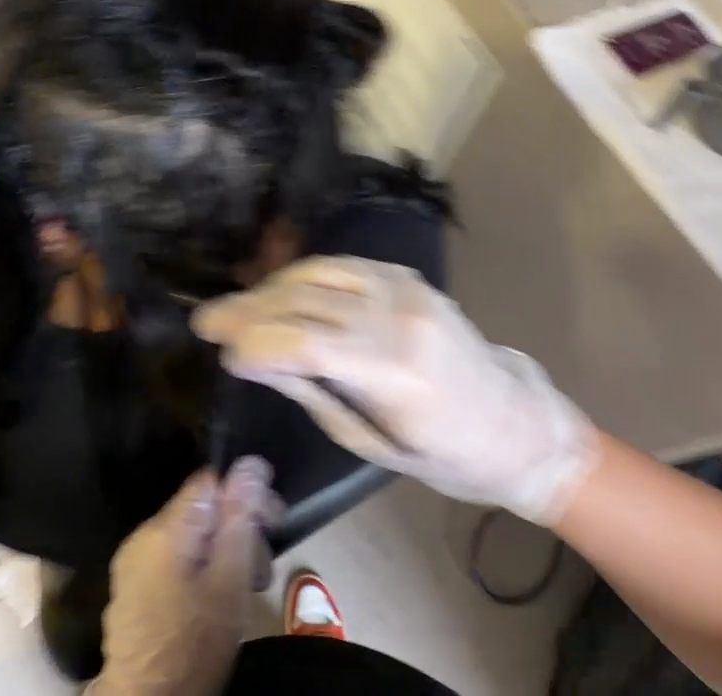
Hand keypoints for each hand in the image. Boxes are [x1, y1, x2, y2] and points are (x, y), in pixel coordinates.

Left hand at [90, 459, 277, 695]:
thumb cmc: (194, 642)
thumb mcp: (229, 580)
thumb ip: (239, 520)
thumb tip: (251, 465)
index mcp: (164, 530)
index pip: (209, 482)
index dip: (246, 494)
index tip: (272, 522)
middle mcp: (142, 538)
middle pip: (201, 512)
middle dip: (239, 531)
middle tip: (262, 569)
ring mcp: (134, 565)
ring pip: (191, 539)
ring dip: (224, 554)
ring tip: (245, 589)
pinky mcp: (134, 590)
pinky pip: (175, 562)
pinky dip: (202, 571)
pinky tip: (219, 599)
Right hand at [192, 257, 597, 525]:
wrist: (514, 422)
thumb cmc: (445, 455)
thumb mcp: (373, 443)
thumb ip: (314, 393)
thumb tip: (257, 362)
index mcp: (393, 370)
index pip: (304, 341)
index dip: (254, 341)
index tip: (221, 352)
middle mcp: (398, 316)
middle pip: (305, 300)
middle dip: (249, 309)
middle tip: (207, 320)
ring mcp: (407, 289)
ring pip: (320, 274)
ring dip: (272, 289)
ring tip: (239, 308)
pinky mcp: (411, 278)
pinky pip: (345, 266)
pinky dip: (306, 276)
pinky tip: (282, 291)